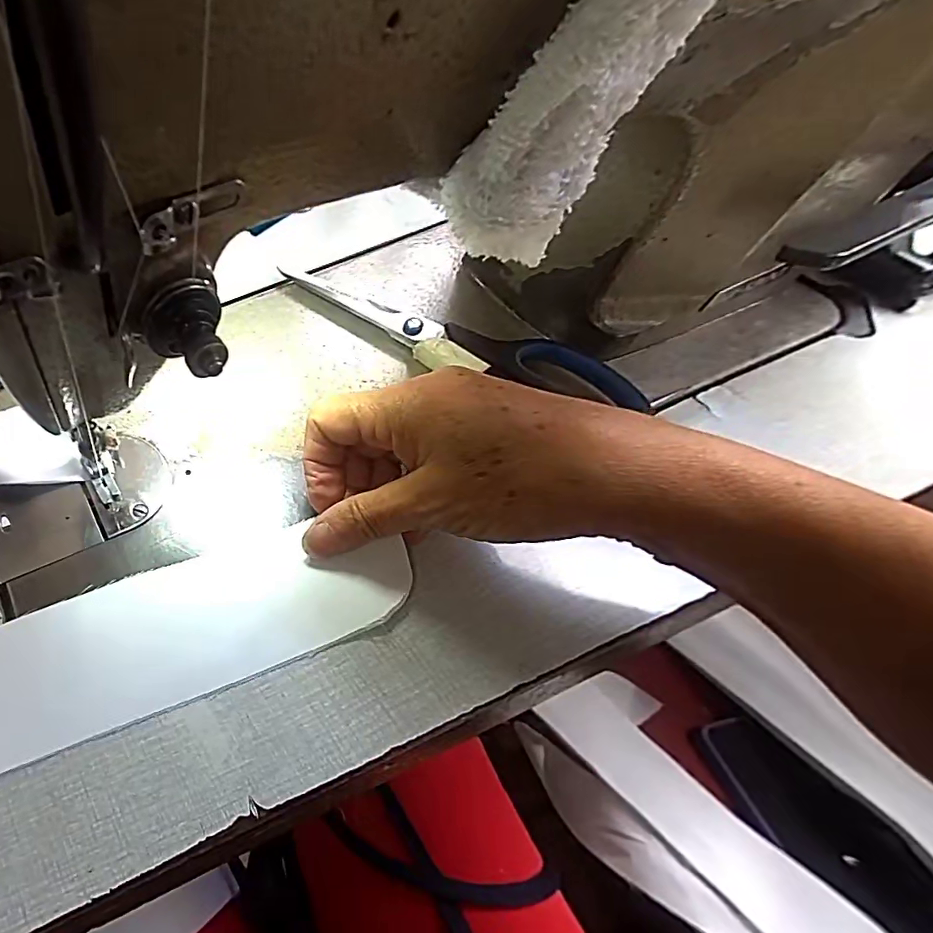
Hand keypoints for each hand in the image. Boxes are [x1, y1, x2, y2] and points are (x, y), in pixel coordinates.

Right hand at [301, 367, 708, 555]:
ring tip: (400, 529)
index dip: (318, 471)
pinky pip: (424, 451)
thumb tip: (319, 536)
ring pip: (390, 446)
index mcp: (403, 403)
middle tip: (365, 528)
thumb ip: (365, 519)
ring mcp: (454, 409)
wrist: (614, 473)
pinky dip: (413, 483)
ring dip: (383, 489)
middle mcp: (425, 396)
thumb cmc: (525, 479)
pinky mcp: (478, 426)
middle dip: (350, 485)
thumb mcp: (429, 504)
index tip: (335, 512)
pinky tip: (428, 517)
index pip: (326, 423)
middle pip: (356, 436)